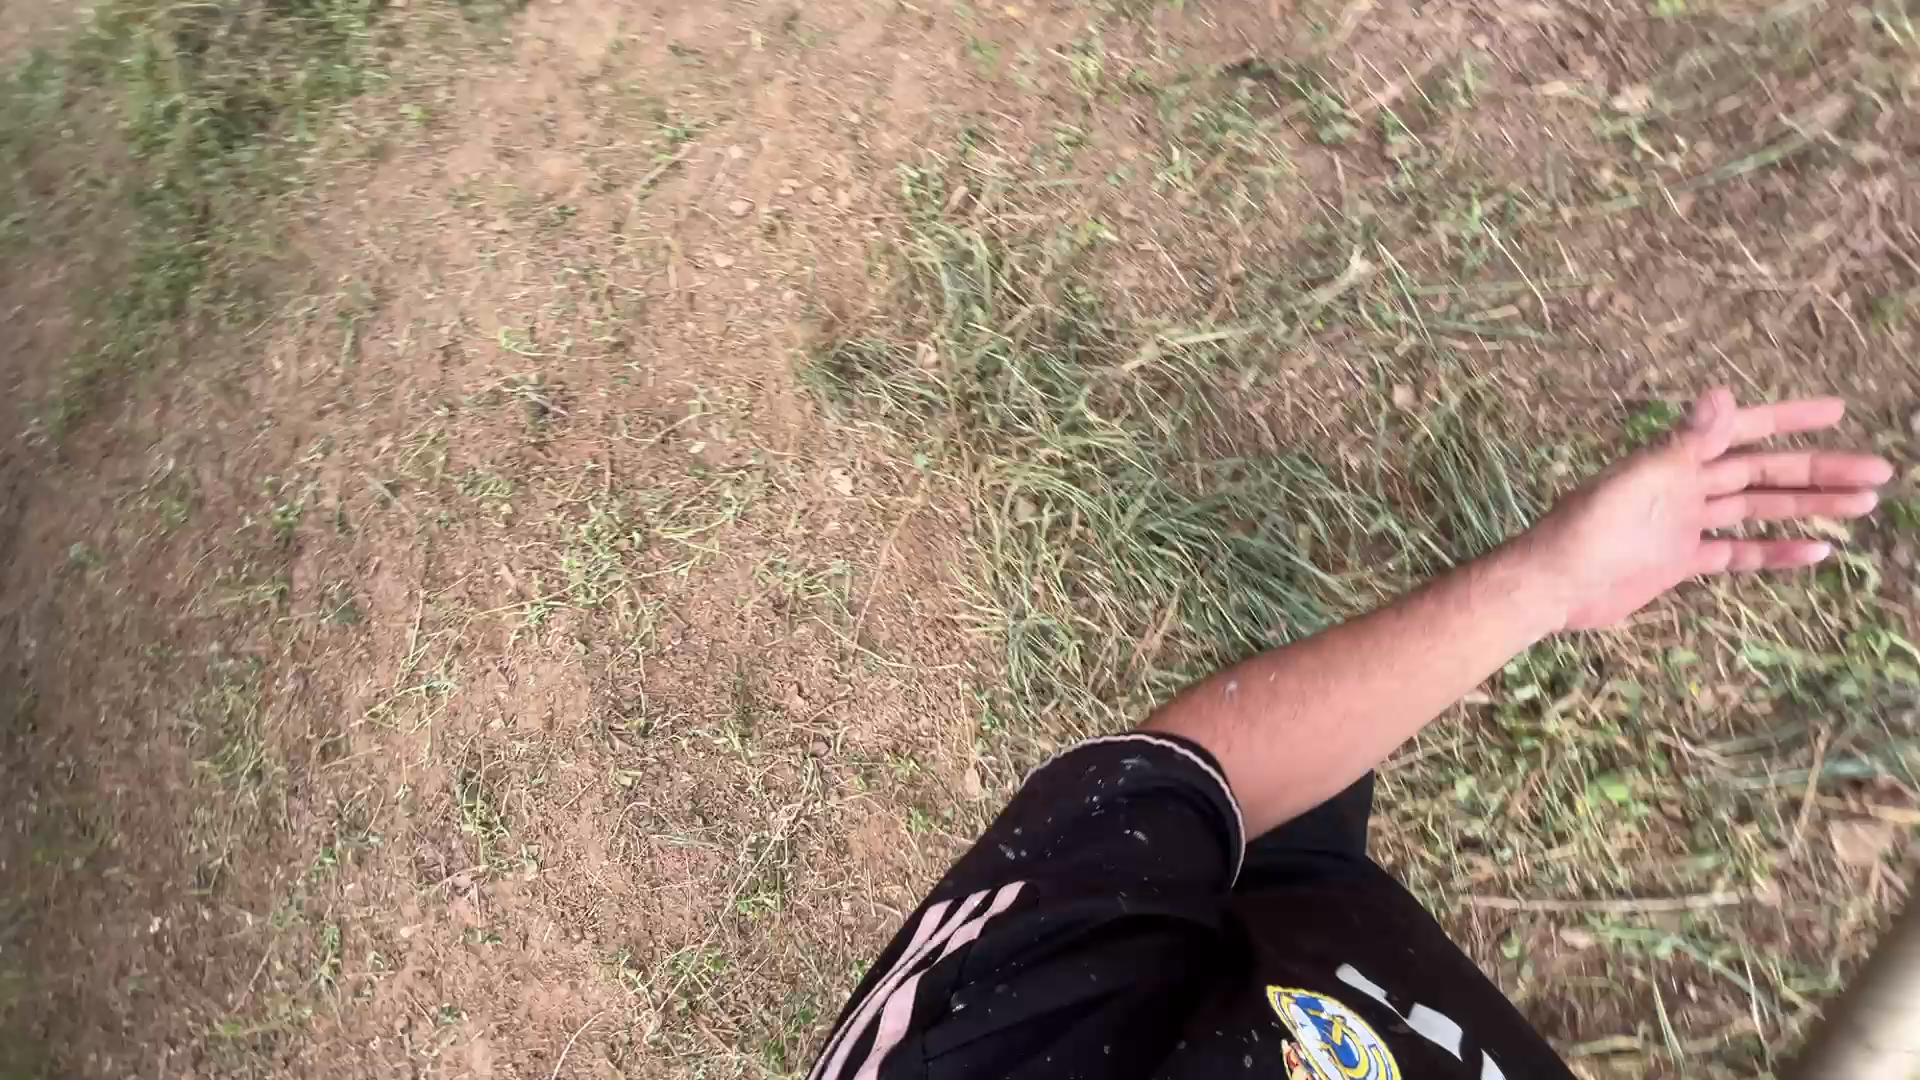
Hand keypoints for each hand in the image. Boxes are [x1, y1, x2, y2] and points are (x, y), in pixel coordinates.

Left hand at [1522, 388, 1894, 630]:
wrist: (1552, 586)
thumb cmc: (1588, 532)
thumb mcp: (1639, 483)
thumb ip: (1682, 443)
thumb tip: (1719, 393)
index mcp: (1663, 466)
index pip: (1730, 433)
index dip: (1779, 420)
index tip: (1837, 411)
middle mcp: (1672, 491)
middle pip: (1753, 473)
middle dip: (1812, 470)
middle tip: (1879, 472)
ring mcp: (1675, 528)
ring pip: (1750, 511)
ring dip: (1803, 507)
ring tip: (1863, 505)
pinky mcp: (1674, 563)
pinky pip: (1734, 553)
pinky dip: (1772, 552)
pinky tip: (1817, 551)